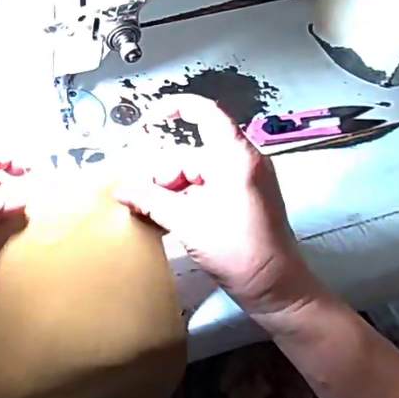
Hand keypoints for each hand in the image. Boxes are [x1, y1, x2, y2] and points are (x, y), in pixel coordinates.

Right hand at [112, 96, 323, 317]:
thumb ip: (150, 200)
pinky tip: (168, 219)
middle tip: (142, 202)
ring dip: (171, 192)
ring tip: (152, 215)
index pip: (206, 113)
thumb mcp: (186, 223)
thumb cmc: (239, 252)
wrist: (278, 289)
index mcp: (235, 157)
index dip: (176, 108)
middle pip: (191, 154)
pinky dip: (186, 199)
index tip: (149, 120)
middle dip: (163, 176)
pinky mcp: (245, 199)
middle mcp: (243, 162)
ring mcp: (245, 180)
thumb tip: (121, 190)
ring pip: (195, 174)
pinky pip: (207, 188)